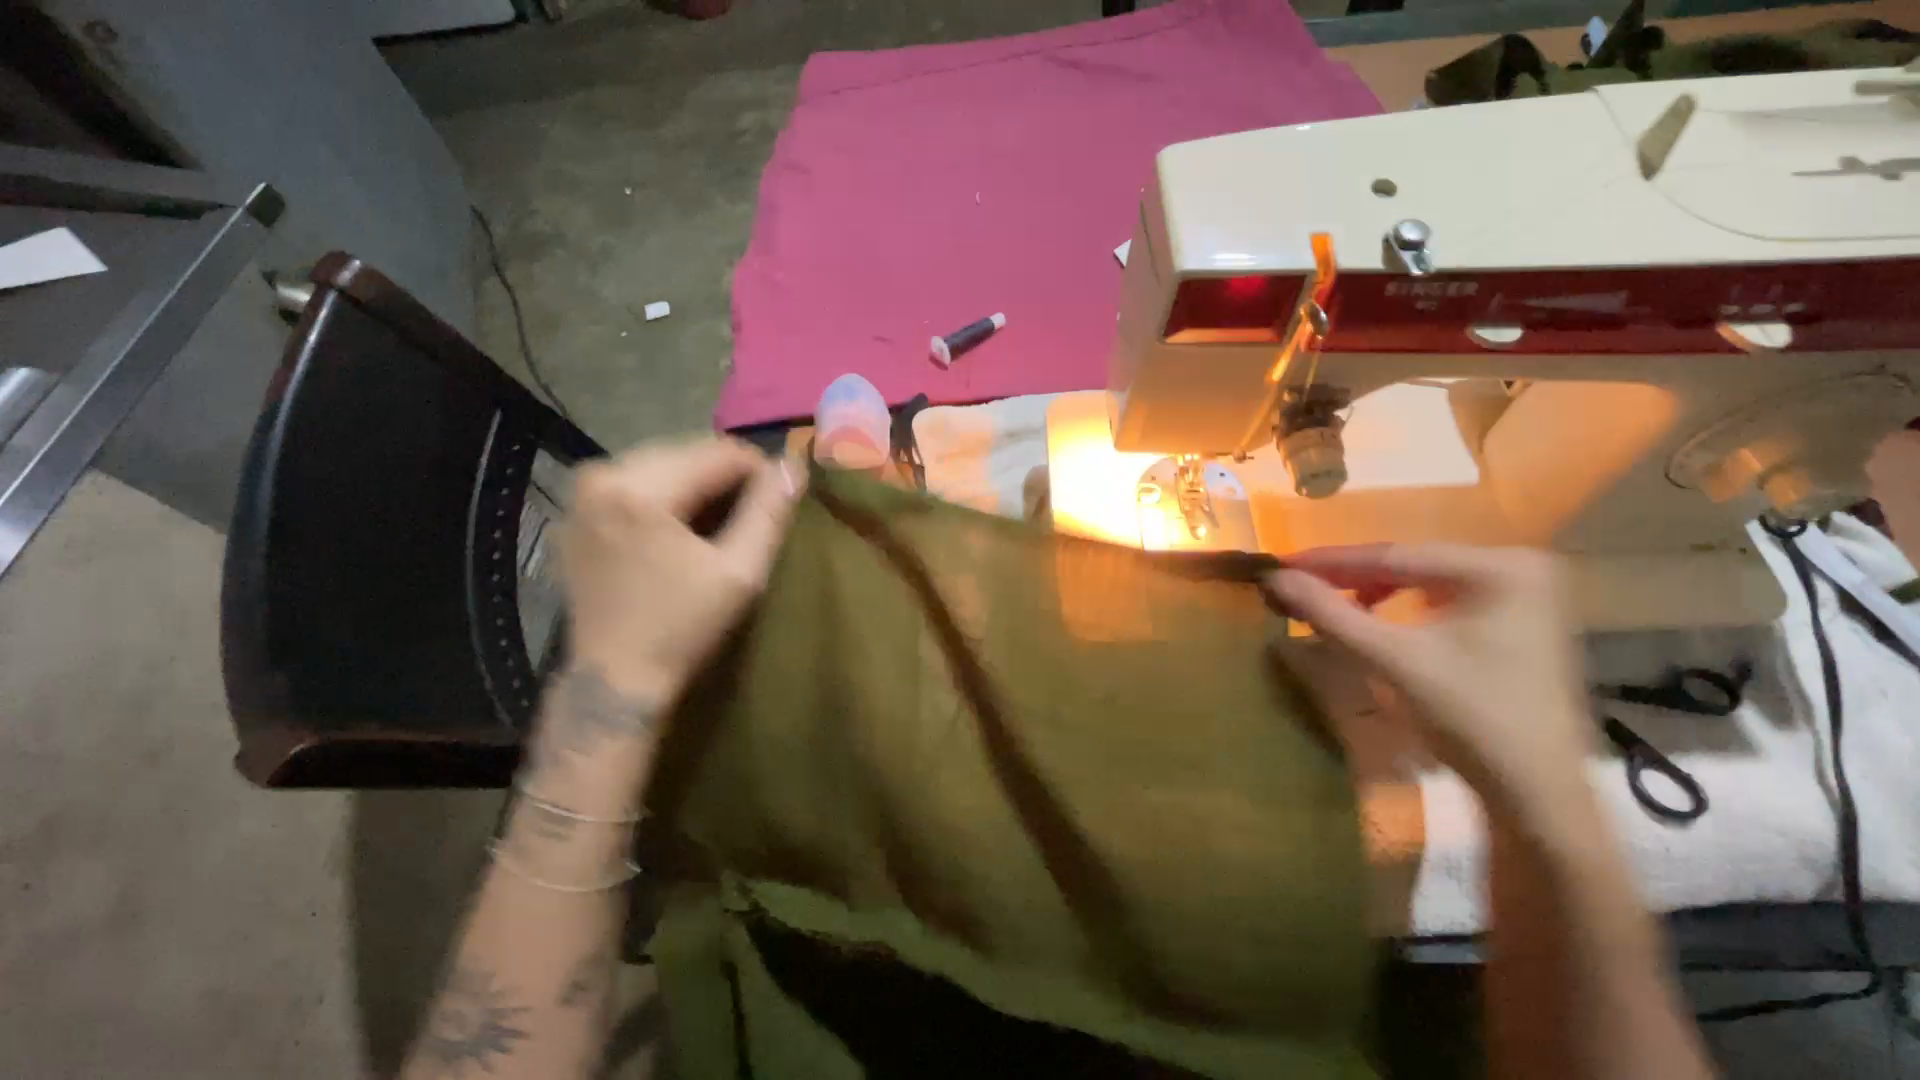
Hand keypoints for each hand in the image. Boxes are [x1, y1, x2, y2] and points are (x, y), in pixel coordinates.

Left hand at [560, 437, 801, 703]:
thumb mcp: (739, 573)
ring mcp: (583, 495)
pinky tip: (681, 534)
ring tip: (718, 527)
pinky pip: (634, 486)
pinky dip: (664, 500)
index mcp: (639, 487)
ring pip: (661, 467)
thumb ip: (768, 513)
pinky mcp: (577, 514)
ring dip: (695, 488)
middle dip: (723, 479)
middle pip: (686, 453)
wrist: (615, 680)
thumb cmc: (681, 629)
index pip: (718, 452)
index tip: (778, 502)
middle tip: (749, 517)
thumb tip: (793, 466)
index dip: (758, 472)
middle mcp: (602, 475)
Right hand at [1264, 544, 1595, 823]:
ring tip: (1329, 605)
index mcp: (1500, 567)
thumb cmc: (1472, 719)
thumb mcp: (1394, 660)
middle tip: (1296, 585)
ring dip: (1373, 592)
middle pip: (1411, 565)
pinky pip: (1444, 600)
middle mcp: (1519, 566)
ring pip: (1424, 582)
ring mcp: (1524, 594)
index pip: (1395, 555)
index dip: (1330, 561)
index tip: (1280, 564)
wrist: (1538, 794)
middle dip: (1350, 577)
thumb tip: (1274, 578)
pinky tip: (1376, 622)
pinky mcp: (1519, 621)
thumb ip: (1332, 614)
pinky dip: (1404, 609)